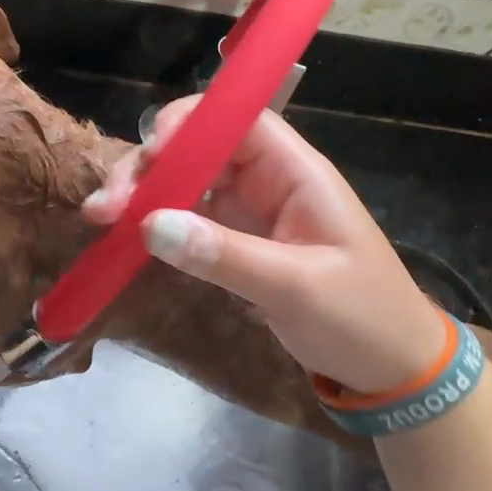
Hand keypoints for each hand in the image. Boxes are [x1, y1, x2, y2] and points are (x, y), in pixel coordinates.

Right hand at [83, 96, 446, 395]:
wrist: (390, 369)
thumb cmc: (362, 319)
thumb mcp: (297, 288)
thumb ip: (225, 255)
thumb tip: (151, 225)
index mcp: (296, 173)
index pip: (239, 120)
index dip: (190, 124)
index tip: (149, 154)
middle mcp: (267, 182)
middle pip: (198, 149)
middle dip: (149, 166)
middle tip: (107, 204)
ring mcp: (248, 213)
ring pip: (185, 183)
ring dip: (142, 194)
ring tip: (101, 219)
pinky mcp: (235, 243)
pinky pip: (186, 220)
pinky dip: (154, 225)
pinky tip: (124, 237)